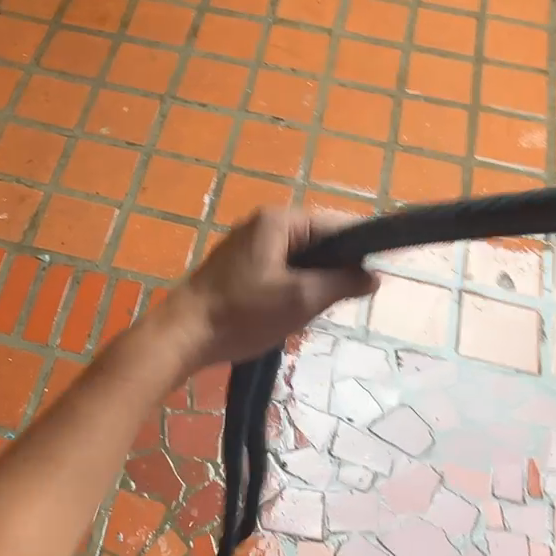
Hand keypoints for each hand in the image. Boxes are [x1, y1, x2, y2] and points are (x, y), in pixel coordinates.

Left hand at [161, 207, 377, 367]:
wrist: (182, 336)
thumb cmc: (241, 314)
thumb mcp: (300, 299)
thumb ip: (342, 283)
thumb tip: (373, 276)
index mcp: (279, 220)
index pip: (338, 225)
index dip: (359, 252)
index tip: (372, 281)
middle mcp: (263, 224)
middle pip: (318, 242)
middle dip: (331, 273)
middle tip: (335, 304)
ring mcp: (247, 245)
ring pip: (300, 261)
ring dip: (310, 286)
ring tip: (309, 312)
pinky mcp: (238, 268)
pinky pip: (279, 271)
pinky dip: (290, 290)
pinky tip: (286, 314)